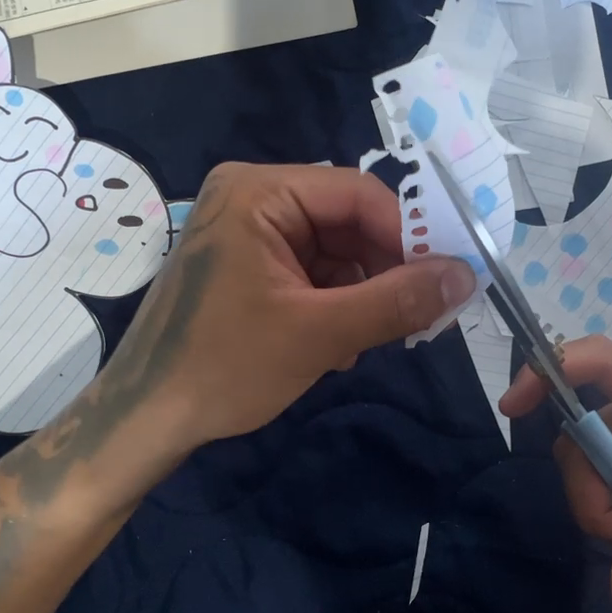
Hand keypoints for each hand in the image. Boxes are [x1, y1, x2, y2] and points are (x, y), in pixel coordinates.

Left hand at [99, 162, 475, 461]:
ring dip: (362, 294)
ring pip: (335, 250)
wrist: (146, 420)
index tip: (446, 281)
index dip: (408, 236)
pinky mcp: (247, 266)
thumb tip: (465, 277)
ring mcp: (247, 232)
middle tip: (419, 316)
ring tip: (372, 340)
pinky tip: (340, 345)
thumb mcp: (319, 334)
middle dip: (384, 270)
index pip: (358, 194)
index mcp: (259, 192)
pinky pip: (311, 271)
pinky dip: (335, 304)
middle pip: (347, 221)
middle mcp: (252, 198)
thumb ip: (397, 302)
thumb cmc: (224, 368)